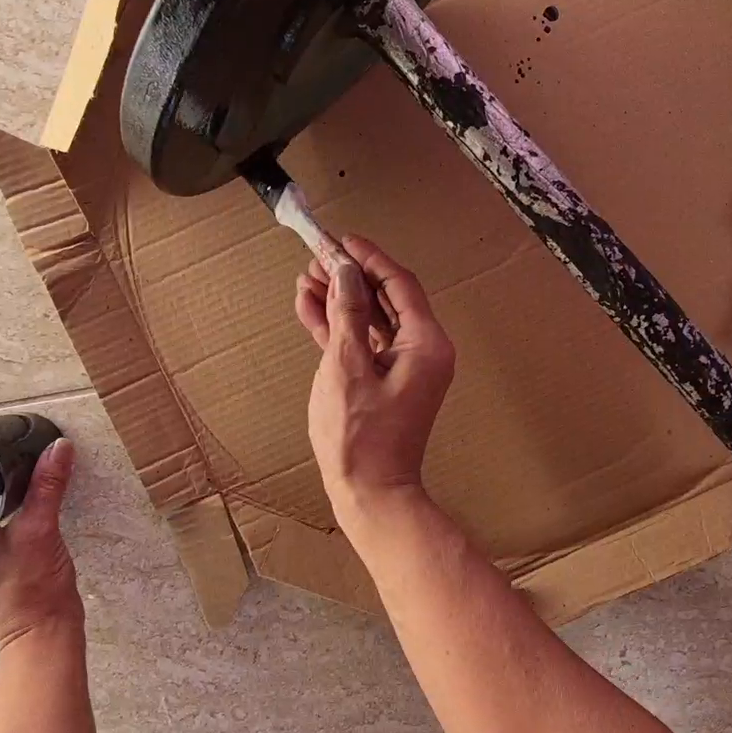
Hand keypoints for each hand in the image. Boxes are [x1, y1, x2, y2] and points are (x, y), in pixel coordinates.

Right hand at [295, 236, 455, 514]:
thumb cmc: (360, 437)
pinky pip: (364, 343)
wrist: (371, 493)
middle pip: (387, 298)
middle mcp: (423, 351)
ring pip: (372, 319)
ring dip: (340, 299)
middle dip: (350, 276)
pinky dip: (339, 327)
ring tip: (305, 278)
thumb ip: (347, 313)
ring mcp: (405, 368)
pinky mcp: (385, 382)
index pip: (400, 284)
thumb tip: (344, 271)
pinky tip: (310, 307)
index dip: (370, 258)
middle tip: (316, 256)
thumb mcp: (346, 366)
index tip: (342, 239)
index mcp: (426, 344)